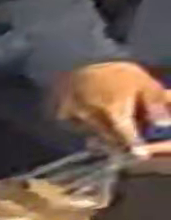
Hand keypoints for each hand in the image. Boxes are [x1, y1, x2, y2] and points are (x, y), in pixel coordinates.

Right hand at [56, 60, 170, 151]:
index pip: (125, 134)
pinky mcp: (60, 116)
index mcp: (113, 110)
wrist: (81, 64)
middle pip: (106, 137)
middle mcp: (89, 117)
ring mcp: (71, 117)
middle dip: (118, 143)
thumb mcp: (146, 86)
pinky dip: (88, 129)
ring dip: (103, 136)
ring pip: (90, 134)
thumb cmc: (119, 74)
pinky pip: (77, 128)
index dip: (133, 145)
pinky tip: (96, 124)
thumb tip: (165, 124)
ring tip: (113, 135)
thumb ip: (156, 105)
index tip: (140, 155)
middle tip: (128, 147)